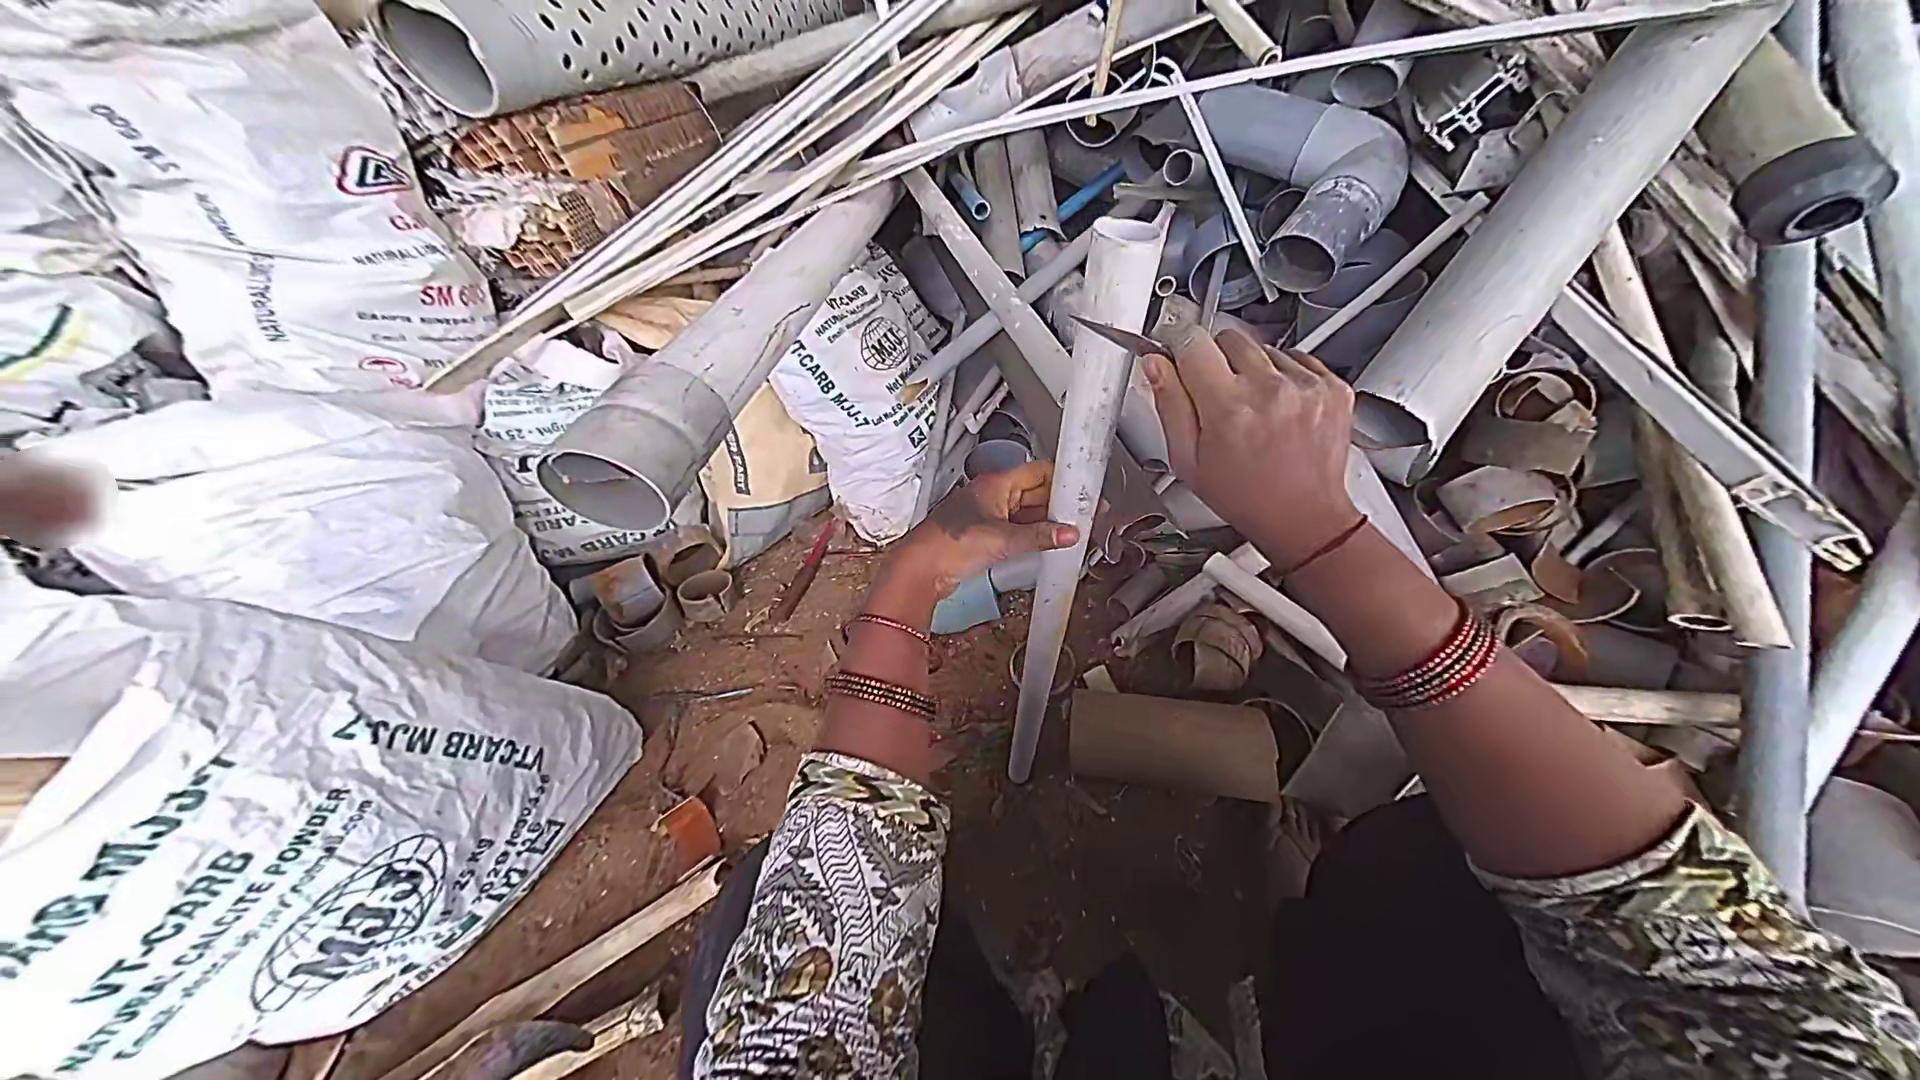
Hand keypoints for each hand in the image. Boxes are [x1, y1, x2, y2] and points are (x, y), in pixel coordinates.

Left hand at [886, 460, 1080, 599]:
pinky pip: (1014, 528)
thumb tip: (1067, 533)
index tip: (1080, 493)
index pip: (1038, 471)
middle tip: (1078, 517)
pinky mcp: (983, 534)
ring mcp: (987, 514)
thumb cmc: (949, 544)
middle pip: (1034, 491)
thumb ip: (1040, 536)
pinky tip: (1041, 544)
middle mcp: (991, 495)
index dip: (1061, 479)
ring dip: (1043, 521)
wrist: (921, 568)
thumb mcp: (1004, 540)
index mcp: (995, 484)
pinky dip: (1029, 534)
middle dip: (1056, 504)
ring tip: (1065, 532)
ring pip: (1025, 511)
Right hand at [1145, 326, 1358, 565]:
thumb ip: (1169, 405)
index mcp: (1228, 408)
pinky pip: (1295, 358)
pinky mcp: (1332, 386)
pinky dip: (1281, 376)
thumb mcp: (1186, 460)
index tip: (1176, 353)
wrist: (1303, 516)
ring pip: (1261, 347)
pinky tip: (1274, 408)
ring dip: (1249, 369)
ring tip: (1249, 410)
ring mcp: (1306, 385)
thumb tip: (1156, 365)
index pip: (1193, 342)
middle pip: (1227, 337)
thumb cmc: (1244, 496)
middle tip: (1214, 397)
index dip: (1178, 346)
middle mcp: (1271, 390)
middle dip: (1213, 360)